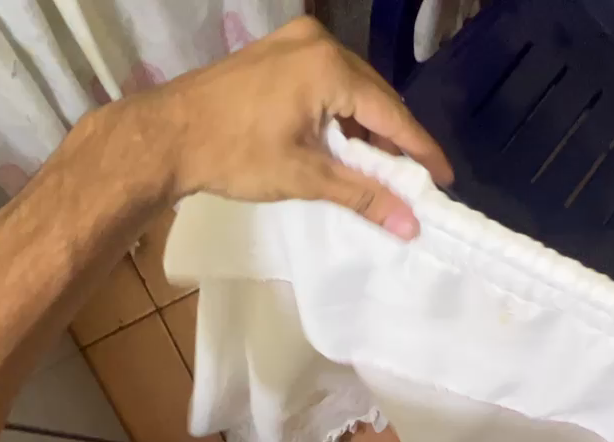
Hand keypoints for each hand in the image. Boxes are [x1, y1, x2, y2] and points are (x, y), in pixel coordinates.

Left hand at [113, 17, 452, 238]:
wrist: (169, 136)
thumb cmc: (236, 155)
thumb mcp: (305, 177)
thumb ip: (362, 196)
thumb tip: (409, 226)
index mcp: (329, 66)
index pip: (391, 113)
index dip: (420, 151)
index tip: (444, 180)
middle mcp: (319, 43)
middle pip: (374, 98)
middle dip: (394, 143)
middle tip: (413, 183)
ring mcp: (296, 44)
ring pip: (352, 92)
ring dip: (367, 132)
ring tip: (381, 173)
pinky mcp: (280, 55)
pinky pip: (328, 86)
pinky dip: (342, 118)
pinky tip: (346, 148)